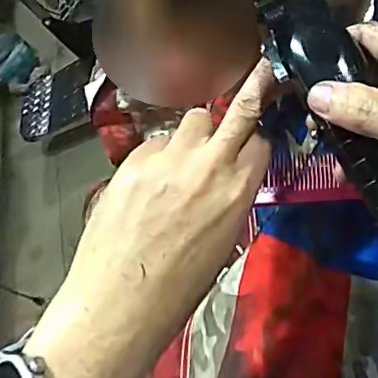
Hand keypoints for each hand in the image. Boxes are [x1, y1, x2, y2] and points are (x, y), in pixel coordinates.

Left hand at [25, 62, 275, 377]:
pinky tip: (147, 183)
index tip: (252, 138)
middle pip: (241, 108)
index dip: (257, 139)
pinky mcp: (134, 161)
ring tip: (180, 160)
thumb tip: (232, 174)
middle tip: (262, 68)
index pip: (262, 140)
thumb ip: (233, 194)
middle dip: (255, 86)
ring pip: (194, 119)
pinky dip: (158, 155)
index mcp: (239, 190)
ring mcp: (170, 159)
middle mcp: (209, 165)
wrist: (115, 309)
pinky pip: (156, 142)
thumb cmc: (178, 288)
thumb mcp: (226, 239)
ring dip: (194, 134)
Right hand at [304, 23, 377, 210]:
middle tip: (311, 121)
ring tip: (329, 144)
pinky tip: (359, 159)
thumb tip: (312, 93)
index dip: (331, 46)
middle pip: (368, 66)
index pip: (363, 33)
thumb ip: (355, 106)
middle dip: (339, 90)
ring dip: (356, 117)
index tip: (301, 72)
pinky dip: (376, 133)